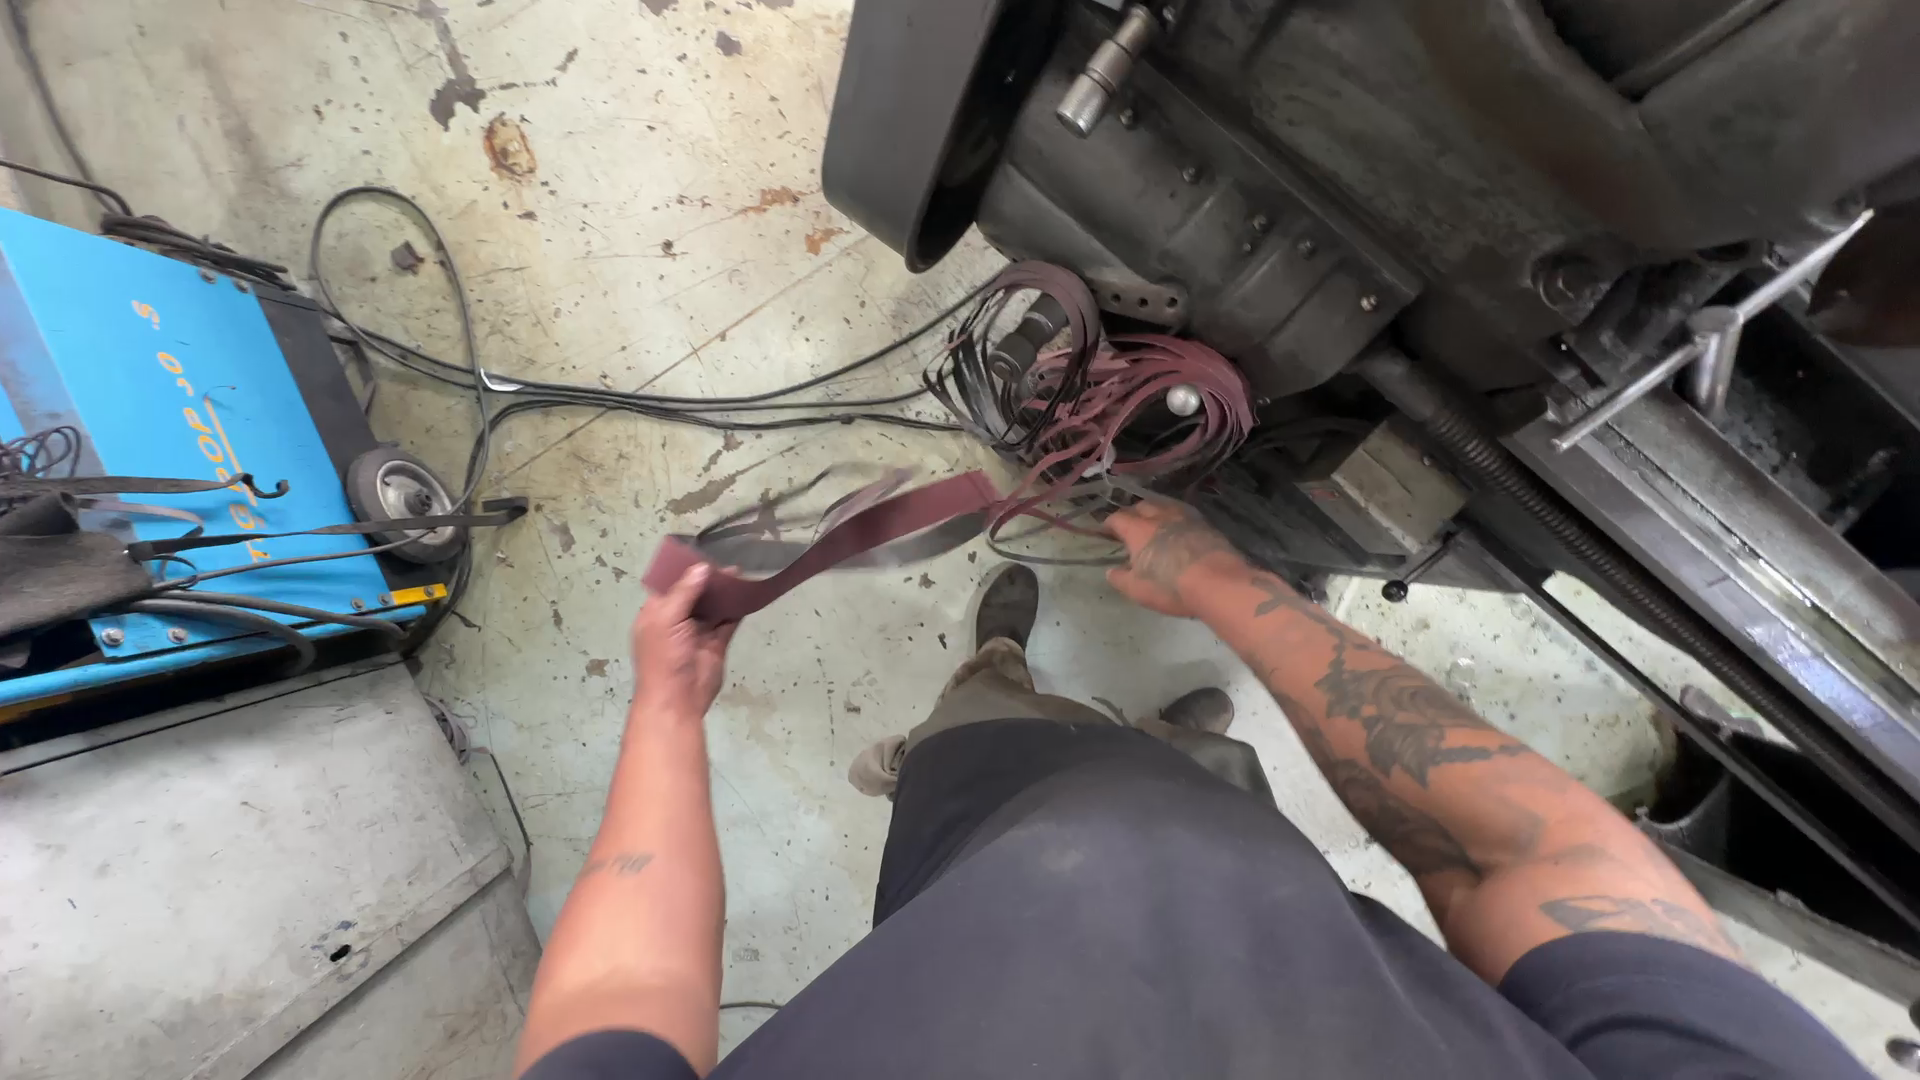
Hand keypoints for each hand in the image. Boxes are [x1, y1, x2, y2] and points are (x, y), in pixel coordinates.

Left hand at [631, 563, 736, 721]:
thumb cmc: (664, 657)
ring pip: (713, 606)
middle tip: (730, 565)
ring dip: (725, 593)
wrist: (678, 698)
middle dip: (710, 580)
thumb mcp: (666, 619)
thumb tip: (702, 568)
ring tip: (742, 575)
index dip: (686, 571)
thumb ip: (684, 592)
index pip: (670, 585)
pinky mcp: (716, 643)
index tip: (705, 556)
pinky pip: (728, 621)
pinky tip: (747, 595)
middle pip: (694, 594)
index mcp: (656, 613)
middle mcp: (676, 620)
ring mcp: (697, 632)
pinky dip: (737, 609)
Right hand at [1105, 499, 1245, 617]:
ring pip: (1165, 505)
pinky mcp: (1206, 524)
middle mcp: (1160, 517)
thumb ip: (1119, 578)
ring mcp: (1186, 518)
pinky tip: (1179, 529)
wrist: (1218, 583)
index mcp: (1138, 530)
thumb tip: (1111, 571)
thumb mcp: (1136, 590)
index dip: (1109, 524)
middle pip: (1142, 506)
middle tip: (1131, 526)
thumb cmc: (1170, 587)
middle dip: (1133, 514)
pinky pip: (1185, 514)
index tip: (1107, 531)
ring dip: (1156, 512)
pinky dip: (1176, 519)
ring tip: (1155, 523)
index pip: (1118, 518)